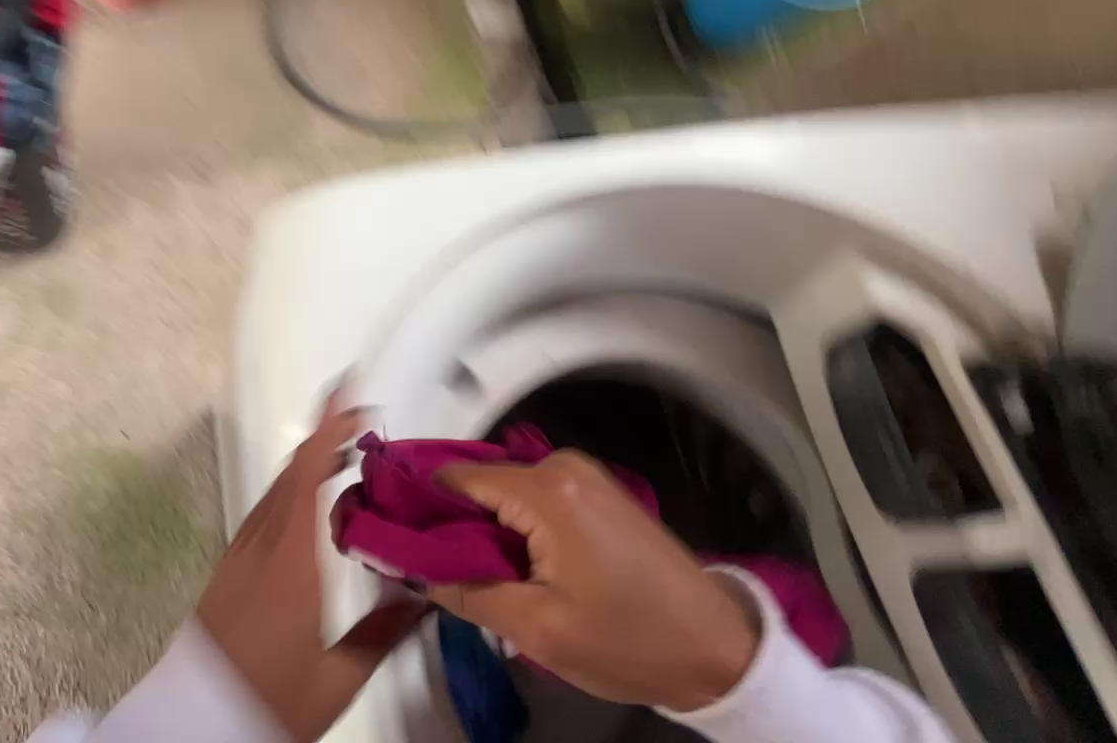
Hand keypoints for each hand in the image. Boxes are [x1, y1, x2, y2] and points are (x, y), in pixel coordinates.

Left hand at [197, 393, 428, 741]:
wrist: (195, 716)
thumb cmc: (269, 694)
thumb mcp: (337, 676)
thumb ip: (383, 632)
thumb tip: (424, 597)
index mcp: (292, 556)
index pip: (309, 471)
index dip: (329, 424)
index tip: (350, 390)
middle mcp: (263, 539)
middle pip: (294, 468)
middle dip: (327, 435)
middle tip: (364, 423)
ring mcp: (242, 548)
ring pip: (279, 486)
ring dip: (311, 461)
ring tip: (348, 457)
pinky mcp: (231, 562)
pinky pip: (268, 507)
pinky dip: (295, 488)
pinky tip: (314, 506)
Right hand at [428, 451, 759, 711]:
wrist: (720, 650)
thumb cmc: (631, 640)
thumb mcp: (539, 629)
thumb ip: (468, 594)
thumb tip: (417, 574)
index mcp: (547, 491)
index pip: (456, 479)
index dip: (420, 505)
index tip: (396, 533)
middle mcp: (562, 466)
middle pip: (480, 480)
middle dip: (452, 519)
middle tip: (434, 562)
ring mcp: (583, 474)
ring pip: (505, 488)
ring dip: (485, 524)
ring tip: (475, 569)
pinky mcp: (596, 489)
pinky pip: (533, 493)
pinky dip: (514, 520)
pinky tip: (512, 559)